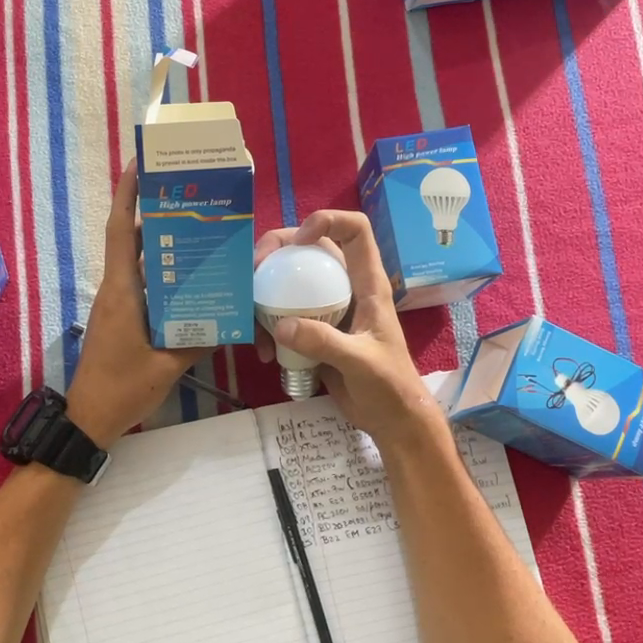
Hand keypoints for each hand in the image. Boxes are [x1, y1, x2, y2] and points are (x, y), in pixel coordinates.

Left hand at [65, 171, 213, 448]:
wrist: (90, 418)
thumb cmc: (124, 388)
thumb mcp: (168, 365)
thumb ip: (198, 340)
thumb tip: (229, 320)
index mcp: (123, 292)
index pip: (121, 231)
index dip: (128, 194)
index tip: (140, 162)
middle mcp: (116, 291)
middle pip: (133, 241)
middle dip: (156, 214)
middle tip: (191, 196)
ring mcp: (116, 305)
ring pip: (139, 263)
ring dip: (161, 245)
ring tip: (197, 230)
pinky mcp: (120, 320)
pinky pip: (142, 286)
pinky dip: (162, 276)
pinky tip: (188, 280)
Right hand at [253, 211, 443, 449]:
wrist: (392, 420)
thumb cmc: (389, 386)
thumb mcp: (360, 362)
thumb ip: (324, 342)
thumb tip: (281, 325)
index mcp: (368, 285)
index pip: (355, 231)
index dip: (327, 221)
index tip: (298, 242)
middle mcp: (346, 289)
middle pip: (312, 249)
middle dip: (279, 251)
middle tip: (254, 271)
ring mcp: (329, 310)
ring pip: (293, 282)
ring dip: (267, 293)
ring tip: (250, 316)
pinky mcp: (315, 333)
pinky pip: (285, 316)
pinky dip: (269, 326)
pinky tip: (263, 349)